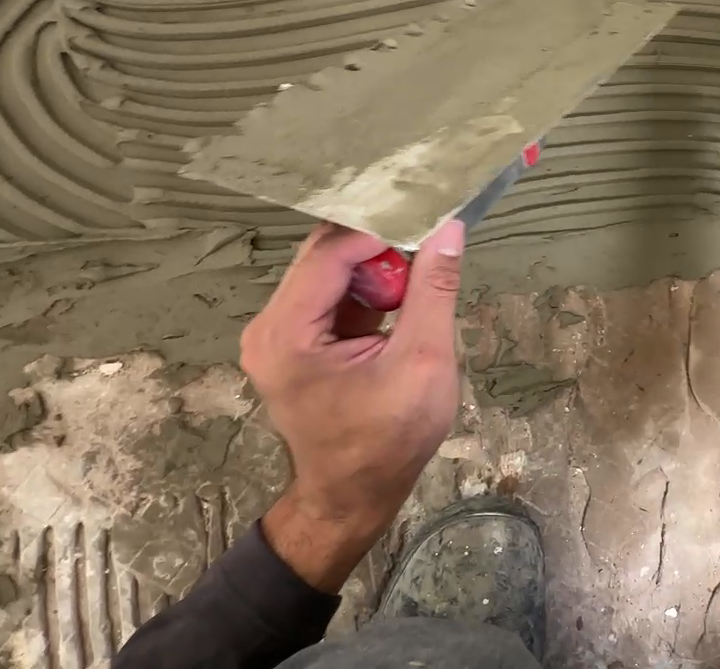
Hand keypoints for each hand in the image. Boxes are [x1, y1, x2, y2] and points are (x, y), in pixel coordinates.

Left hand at [241, 220, 465, 590]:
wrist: (355, 496)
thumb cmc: (390, 436)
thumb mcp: (424, 360)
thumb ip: (434, 290)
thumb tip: (449, 229)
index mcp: (288, 333)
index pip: (331, 253)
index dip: (382, 231)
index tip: (431, 224)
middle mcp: (270, 325)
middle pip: (325, 255)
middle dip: (380, 247)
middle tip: (431, 242)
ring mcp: (280, 333)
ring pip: (332, 270)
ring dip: (378, 268)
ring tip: (422, 275)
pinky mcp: (298, 340)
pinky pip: (334, 292)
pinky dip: (371, 289)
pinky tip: (403, 298)